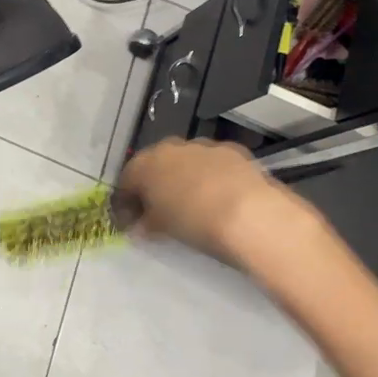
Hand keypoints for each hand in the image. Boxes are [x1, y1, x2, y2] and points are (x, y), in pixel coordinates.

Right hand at [116, 139, 318, 262]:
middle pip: (156, 166)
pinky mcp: (234, 151)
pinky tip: (222, 196)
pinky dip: (214, 176)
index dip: (127, 202)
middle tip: (162, 209)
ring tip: (196, 203)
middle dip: (157, 184)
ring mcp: (203, 147)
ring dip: (186, 177)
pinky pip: (215, 164)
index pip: (126, 181)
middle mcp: (169, 148)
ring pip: (187, 161)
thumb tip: (138, 228)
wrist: (251, 214)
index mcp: (143, 164)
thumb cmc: (193, 221)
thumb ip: (145, 225)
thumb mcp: (161, 229)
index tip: (132, 220)